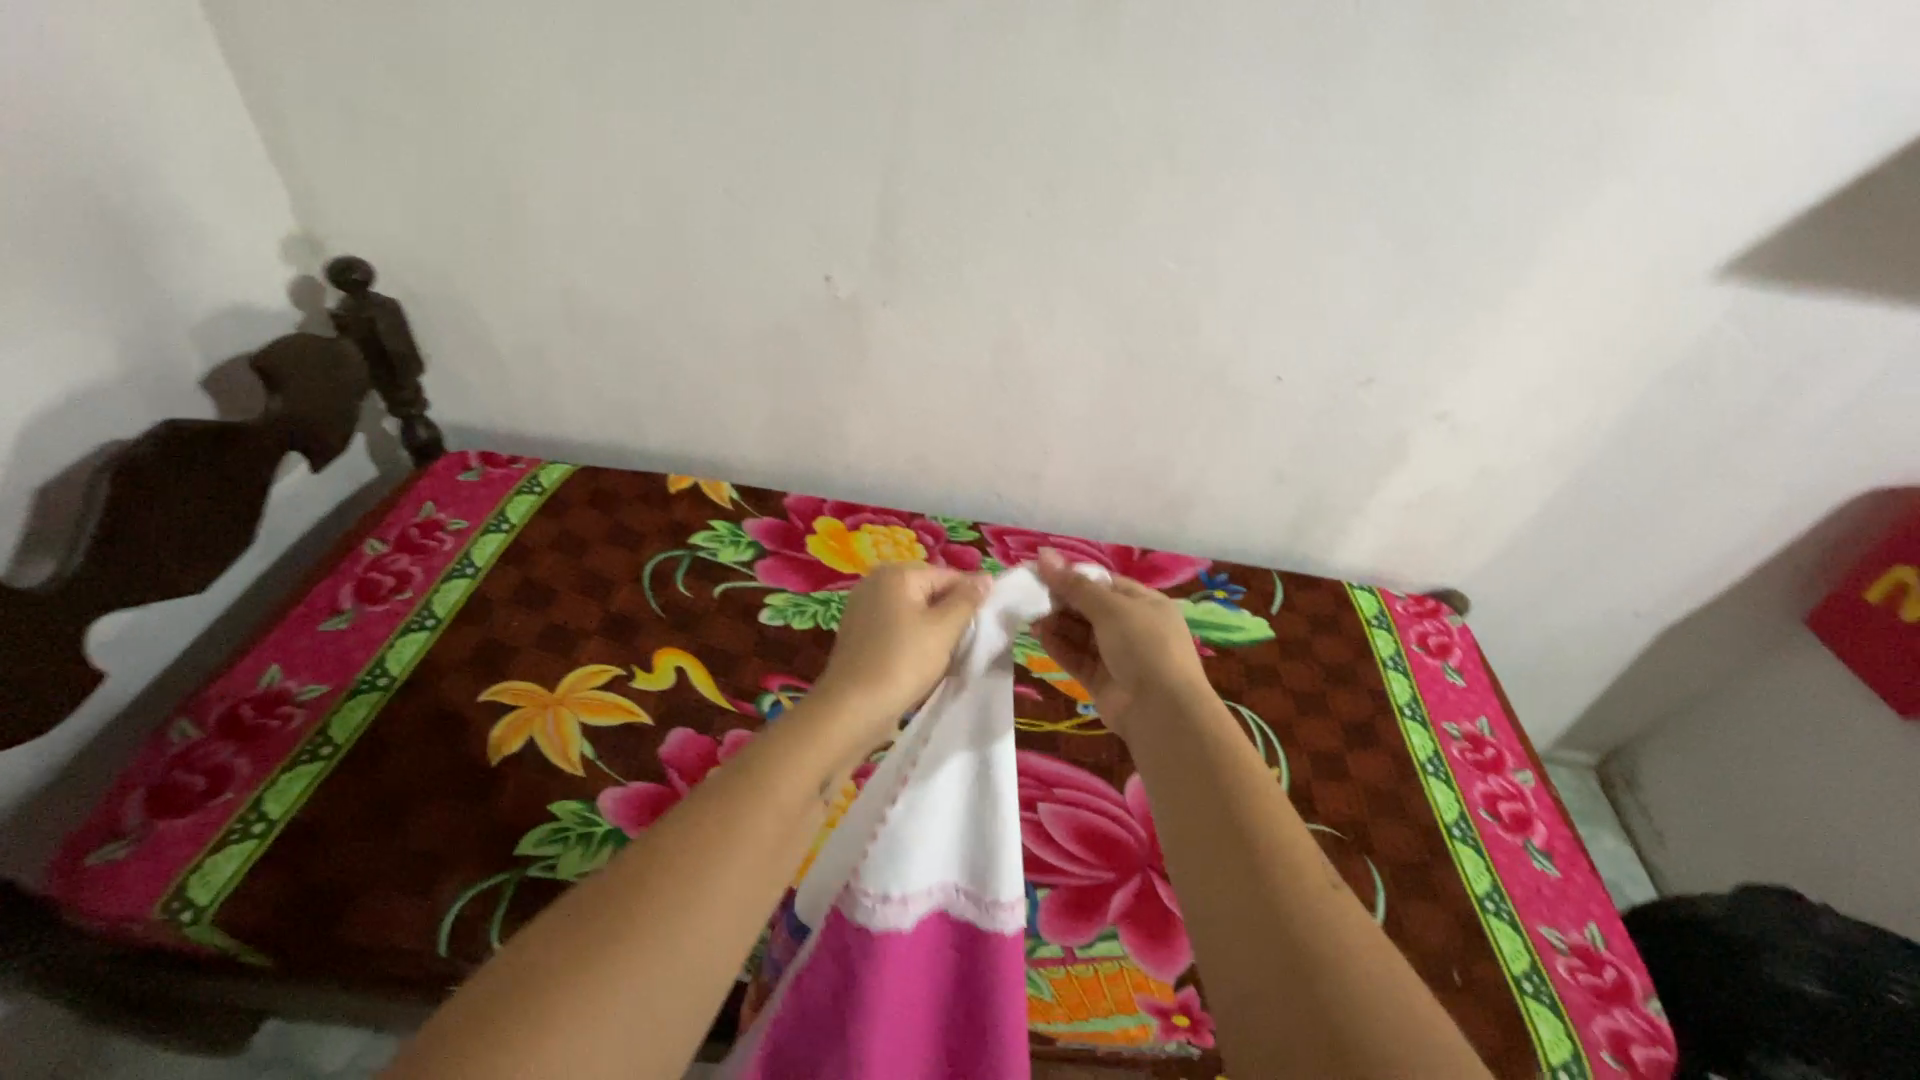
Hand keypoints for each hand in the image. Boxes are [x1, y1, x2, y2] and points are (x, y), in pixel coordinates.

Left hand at [808, 563, 991, 750]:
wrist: (853, 708)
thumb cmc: (903, 662)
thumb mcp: (944, 629)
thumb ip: (967, 599)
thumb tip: (986, 577)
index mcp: (895, 574)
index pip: (947, 576)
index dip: (970, 598)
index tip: (984, 625)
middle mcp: (874, 583)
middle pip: (928, 592)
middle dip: (950, 615)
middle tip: (966, 642)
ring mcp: (862, 609)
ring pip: (913, 613)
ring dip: (933, 631)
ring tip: (945, 655)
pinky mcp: (858, 634)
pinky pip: (896, 628)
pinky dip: (912, 641)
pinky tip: (920, 662)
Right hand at [1033, 548, 1213, 739]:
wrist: (1161, 709)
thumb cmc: (1143, 645)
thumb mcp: (1111, 608)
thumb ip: (1074, 585)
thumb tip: (1043, 554)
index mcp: (1145, 603)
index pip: (1104, 583)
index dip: (1074, 577)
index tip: (1042, 573)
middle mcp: (1132, 627)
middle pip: (1090, 609)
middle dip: (1062, 602)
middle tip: (1030, 596)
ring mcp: (1117, 656)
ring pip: (1081, 634)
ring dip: (1056, 624)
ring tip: (1030, 616)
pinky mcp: (1102, 680)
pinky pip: (1077, 658)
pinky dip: (1059, 647)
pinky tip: (1039, 636)